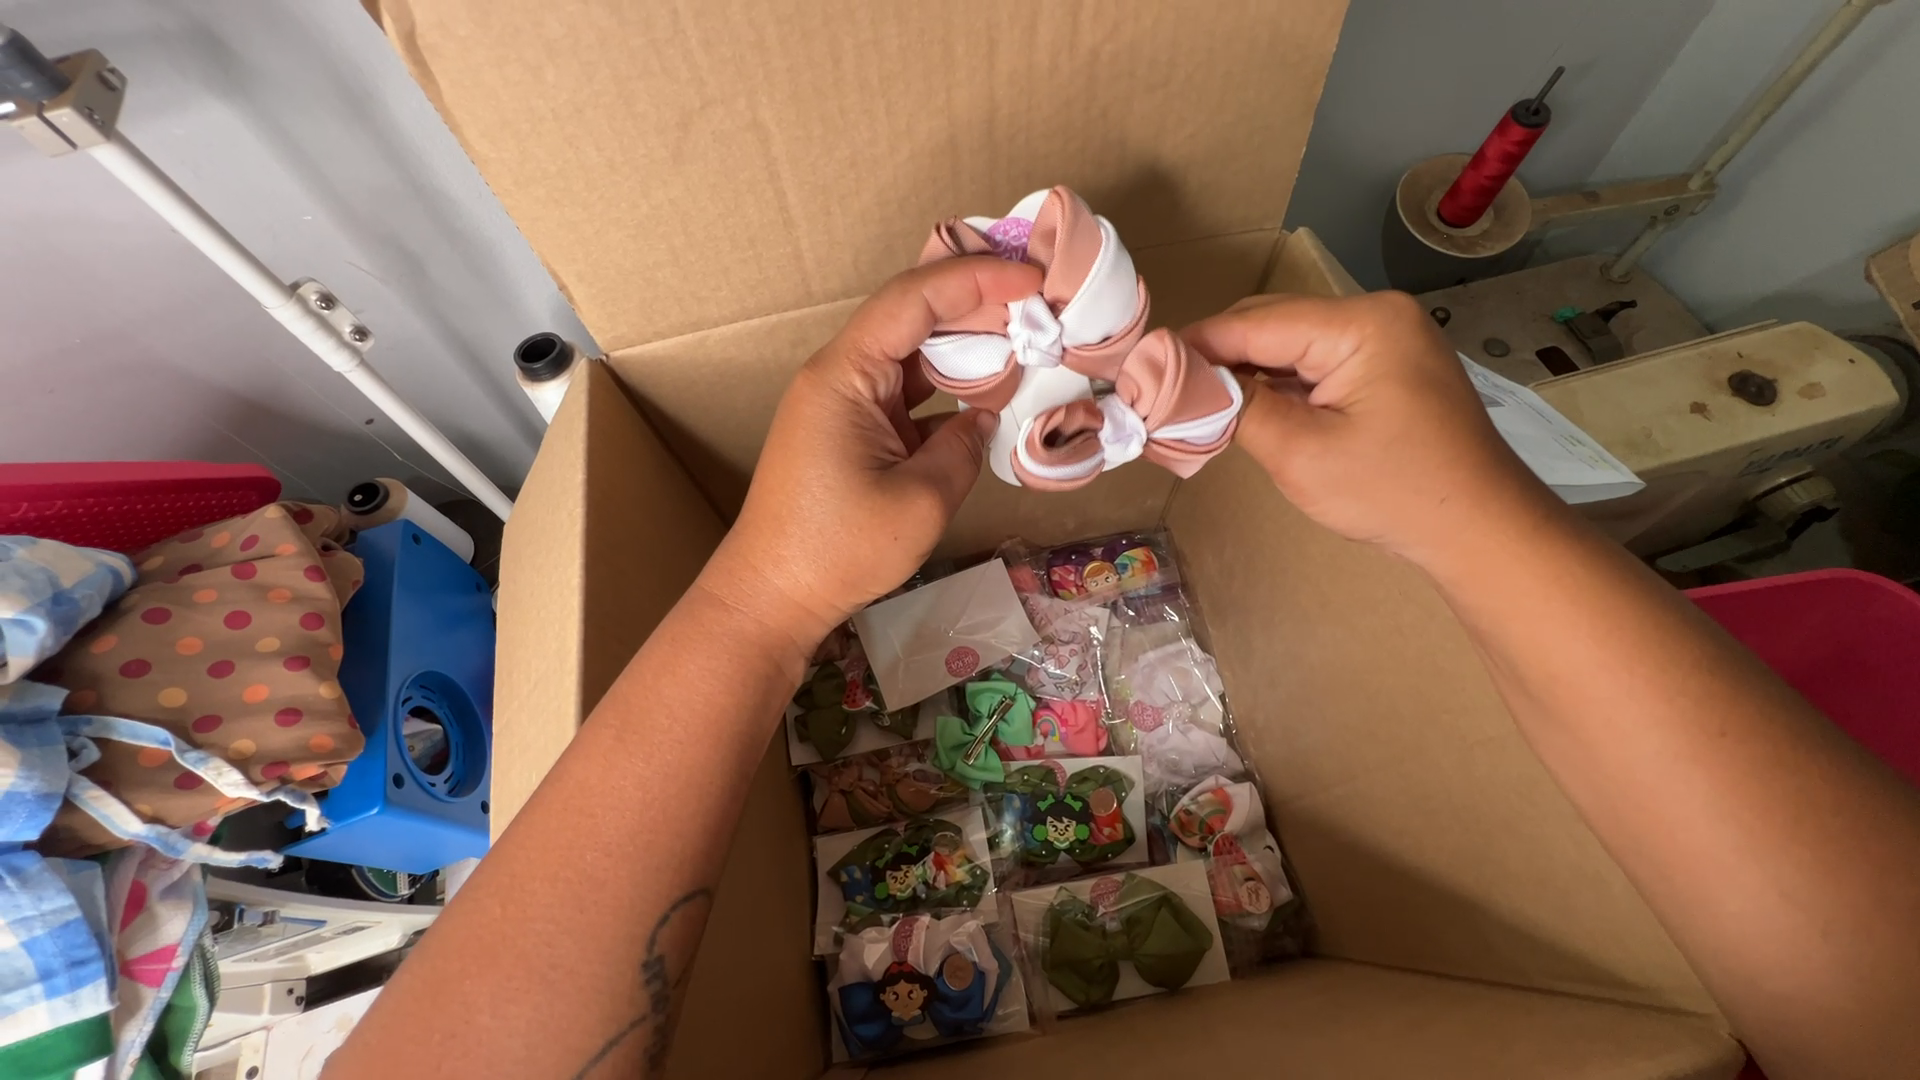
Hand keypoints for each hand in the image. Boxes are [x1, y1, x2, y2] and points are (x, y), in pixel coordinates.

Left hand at [698, 256, 1042, 657]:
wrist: (775, 594)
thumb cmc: (839, 549)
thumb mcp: (920, 500)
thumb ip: (962, 448)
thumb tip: (981, 418)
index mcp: (846, 375)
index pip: (914, 300)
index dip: (976, 279)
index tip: (1032, 278)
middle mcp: (840, 375)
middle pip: (911, 316)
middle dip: (975, 303)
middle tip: (1038, 302)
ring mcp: (844, 403)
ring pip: (911, 355)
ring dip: (964, 347)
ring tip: (1024, 339)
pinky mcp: (851, 431)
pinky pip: (904, 394)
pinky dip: (945, 391)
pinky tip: (986, 396)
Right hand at [1181, 291, 1563, 567]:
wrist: (1478, 527)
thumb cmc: (1392, 492)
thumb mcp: (1300, 453)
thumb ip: (1235, 409)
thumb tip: (1178, 386)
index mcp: (1360, 325)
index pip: (1253, 323)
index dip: (1192, 346)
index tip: (1140, 371)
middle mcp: (1373, 316)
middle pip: (1269, 324)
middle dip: (1214, 358)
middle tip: (1162, 395)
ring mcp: (1383, 340)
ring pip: (1286, 345)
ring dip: (1241, 373)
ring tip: (1192, 404)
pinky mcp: (1383, 366)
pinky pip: (1311, 364)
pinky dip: (1273, 385)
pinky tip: (1241, 408)